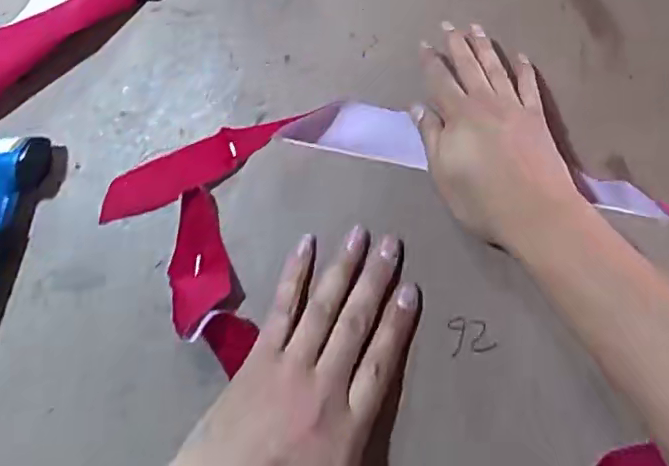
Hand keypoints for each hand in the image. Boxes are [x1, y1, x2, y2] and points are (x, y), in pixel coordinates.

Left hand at [170, 228, 419, 465]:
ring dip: (343, 268)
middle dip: (376, 281)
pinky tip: (307, 244)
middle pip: (356, 324)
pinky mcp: (258, 358)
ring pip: (323, 308)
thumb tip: (381, 400)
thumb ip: (363, 436)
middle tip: (390, 242)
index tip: (410, 289)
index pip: (381, 364)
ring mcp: (289, 368)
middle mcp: (324, 388)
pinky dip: (296, 274)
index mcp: (348, 426)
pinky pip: (282, 308)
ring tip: (359, 233)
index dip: (398, 324)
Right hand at [413, 23, 585, 253]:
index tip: (424, 44)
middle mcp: (486, 102)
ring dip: (485, 46)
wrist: (538, 212)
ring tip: (476, 27)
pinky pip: (528, 84)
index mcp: (460, 115)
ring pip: (496, 68)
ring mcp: (514, 106)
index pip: (440, 80)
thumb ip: (431, 136)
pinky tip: (519, 55)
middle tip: (449, 24)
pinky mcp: (537, 116)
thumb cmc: (482, 201)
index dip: (431, 61)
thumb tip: (417, 106)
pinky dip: (523, 67)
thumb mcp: (444, 174)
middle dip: (457, 43)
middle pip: (468, 66)